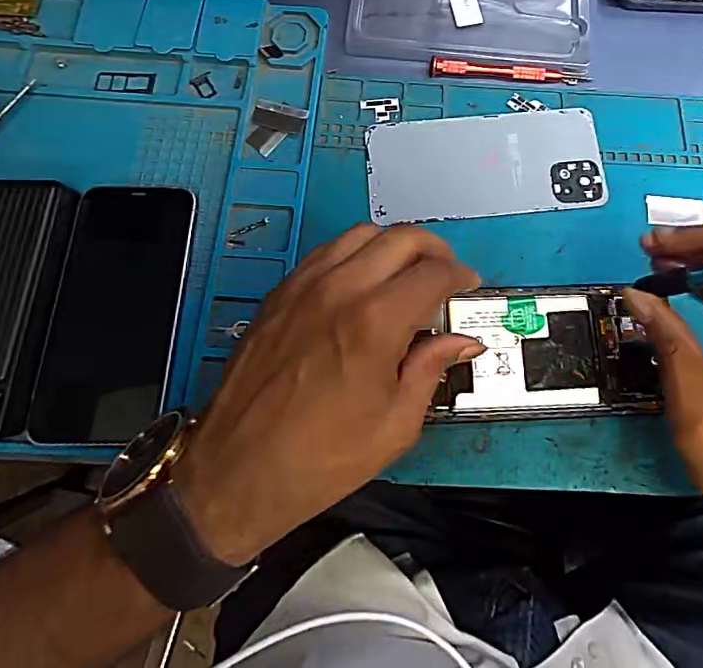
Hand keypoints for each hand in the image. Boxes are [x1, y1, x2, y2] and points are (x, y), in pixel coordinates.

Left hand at [171, 225, 483, 563]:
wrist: (236, 471)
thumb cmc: (316, 459)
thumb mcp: (394, 425)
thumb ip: (432, 369)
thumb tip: (461, 342)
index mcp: (374, 323)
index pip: (434, 272)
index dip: (461, 276)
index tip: (466, 286)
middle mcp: (340, 290)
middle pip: (403, 238)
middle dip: (435, 251)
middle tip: (443, 277)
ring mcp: (305, 285)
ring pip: (364, 233)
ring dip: (394, 246)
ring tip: (404, 275)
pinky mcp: (282, 291)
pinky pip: (328, 249)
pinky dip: (356, 253)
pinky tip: (362, 282)